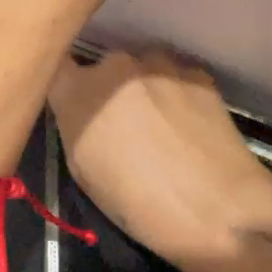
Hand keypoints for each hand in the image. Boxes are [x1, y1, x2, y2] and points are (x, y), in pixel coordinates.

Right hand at [49, 50, 271, 266]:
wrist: (215, 207)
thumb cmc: (136, 202)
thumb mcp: (83, 171)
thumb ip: (75, 126)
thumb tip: (82, 111)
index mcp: (77, 91)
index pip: (56, 64)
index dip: (64, 80)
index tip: (71, 100)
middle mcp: (116, 65)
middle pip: (104, 68)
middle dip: (108, 90)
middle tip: (121, 126)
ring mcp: (161, 64)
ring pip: (143, 69)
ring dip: (145, 89)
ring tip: (161, 128)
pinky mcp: (199, 73)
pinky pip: (177, 77)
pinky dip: (177, 95)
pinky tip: (189, 128)